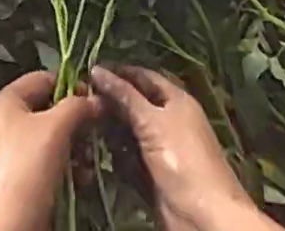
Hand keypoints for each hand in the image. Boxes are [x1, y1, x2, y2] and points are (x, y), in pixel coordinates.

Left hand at [0, 71, 101, 230]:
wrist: (10, 220)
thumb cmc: (28, 164)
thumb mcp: (55, 128)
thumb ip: (77, 107)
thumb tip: (96, 99)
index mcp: (8, 99)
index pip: (43, 79)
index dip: (70, 84)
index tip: (95, 98)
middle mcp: (9, 118)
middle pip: (49, 108)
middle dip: (76, 121)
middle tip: (97, 131)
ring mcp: (15, 147)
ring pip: (53, 136)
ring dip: (76, 146)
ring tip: (90, 159)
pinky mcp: (25, 173)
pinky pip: (51, 159)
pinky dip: (69, 165)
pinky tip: (83, 177)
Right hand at [90, 66, 265, 230]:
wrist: (205, 218)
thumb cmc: (182, 159)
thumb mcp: (151, 119)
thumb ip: (123, 93)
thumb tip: (95, 68)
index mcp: (175, 100)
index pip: (142, 76)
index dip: (117, 71)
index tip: (89, 69)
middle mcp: (167, 119)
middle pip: (132, 101)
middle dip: (109, 99)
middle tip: (80, 96)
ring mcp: (158, 146)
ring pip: (126, 127)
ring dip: (107, 125)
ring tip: (82, 119)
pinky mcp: (150, 170)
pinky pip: (126, 152)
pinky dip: (112, 149)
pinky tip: (93, 144)